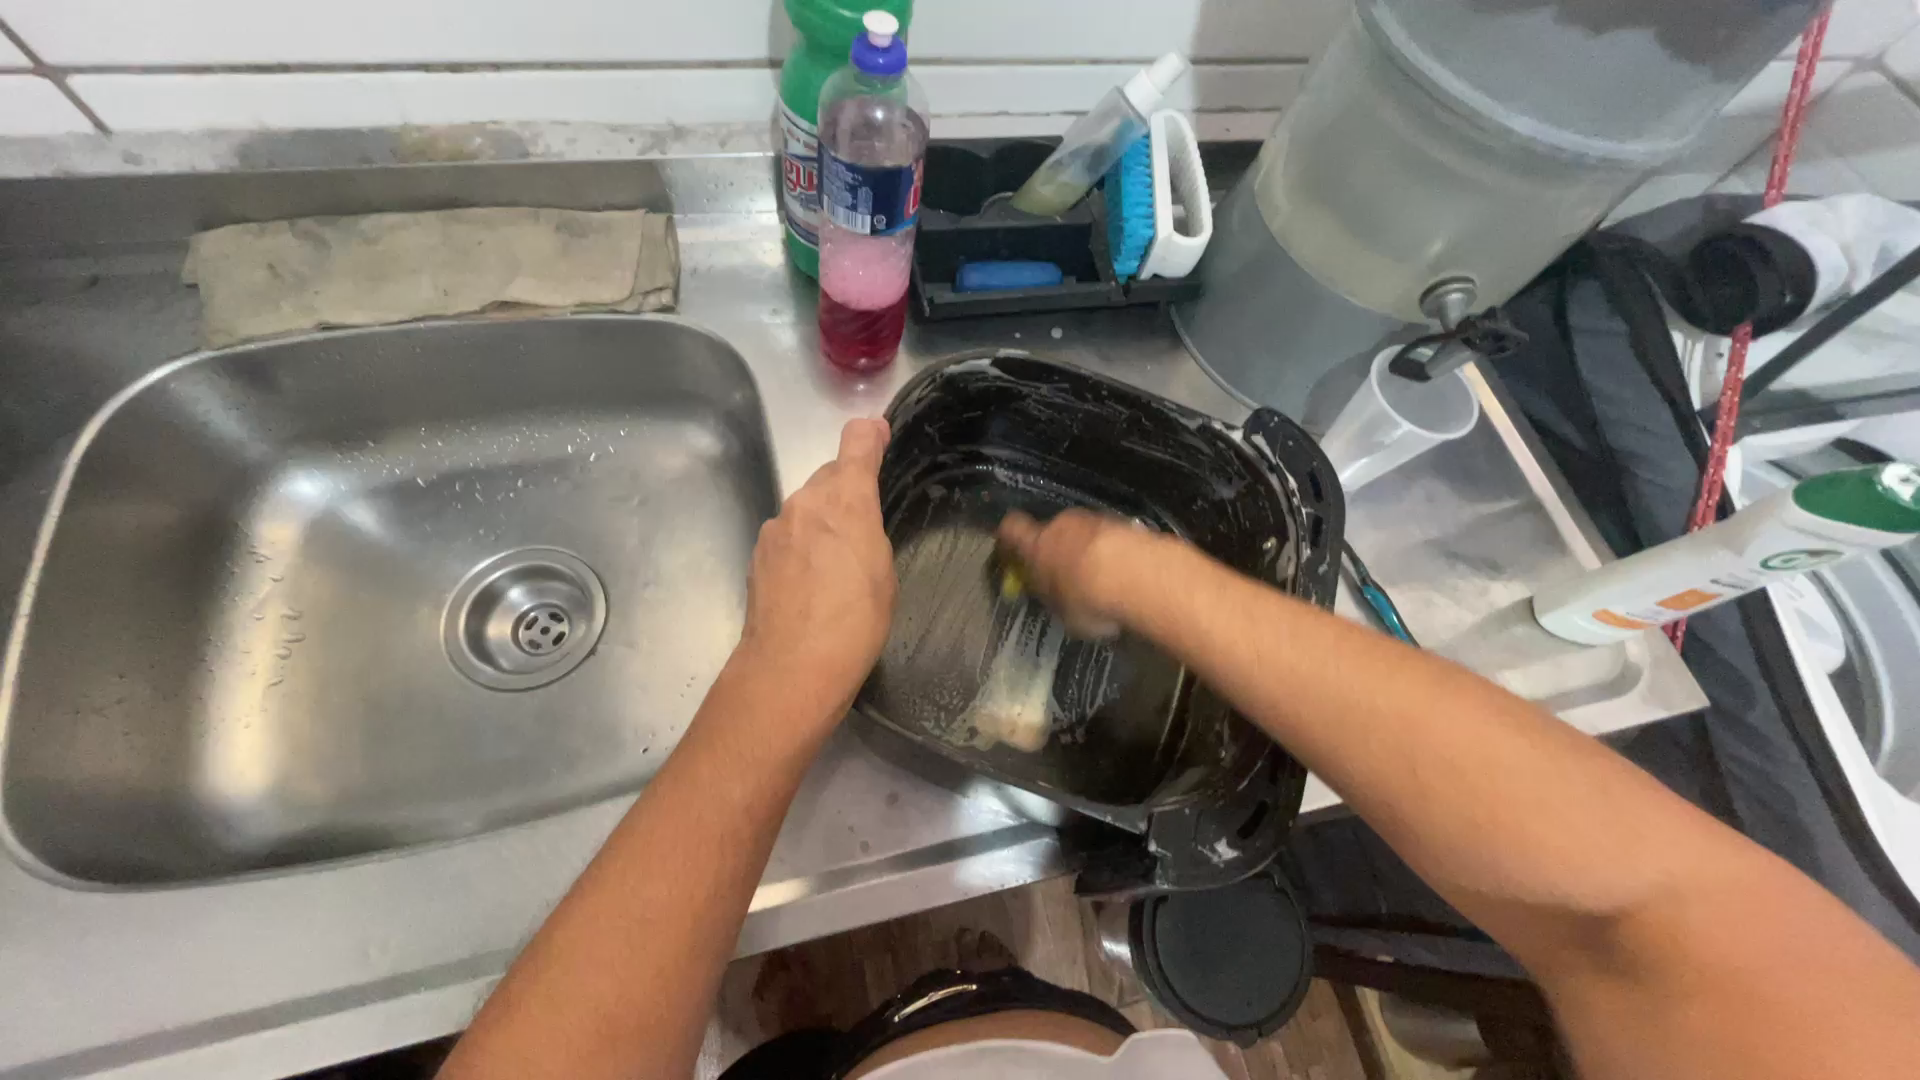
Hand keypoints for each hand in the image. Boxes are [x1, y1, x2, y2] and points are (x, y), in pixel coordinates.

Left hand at [734, 418, 896, 726]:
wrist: (792, 667)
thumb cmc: (857, 622)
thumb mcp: (883, 572)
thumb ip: (869, 528)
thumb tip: (857, 515)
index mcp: (847, 501)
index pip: (856, 444)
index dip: (870, 436)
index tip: (878, 435)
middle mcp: (806, 502)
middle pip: (829, 477)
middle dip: (846, 491)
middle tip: (863, 526)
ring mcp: (776, 527)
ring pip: (806, 508)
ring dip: (821, 522)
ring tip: (835, 566)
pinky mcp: (758, 553)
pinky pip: (788, 536)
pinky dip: (801, 547)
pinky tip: (809, 583)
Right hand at [995, 509, 1154, 638]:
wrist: (1137, 575)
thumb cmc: (1087, 598)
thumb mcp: (1062, 611)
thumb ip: (1054, 598)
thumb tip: (1054, 596)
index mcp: (1036, 546)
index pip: (1011, 529)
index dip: (1010, 537)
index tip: (1012, 549)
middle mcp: (1062, 525)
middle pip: (1052, 531)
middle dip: (1058, 550)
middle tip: (1068, 576)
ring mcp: (1094, 520)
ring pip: (1083, 533)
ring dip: (1088, 551)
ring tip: (1103, 580)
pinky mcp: (1124, 522)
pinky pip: (1110, 537)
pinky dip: (1114, 551)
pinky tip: (1125, 575)